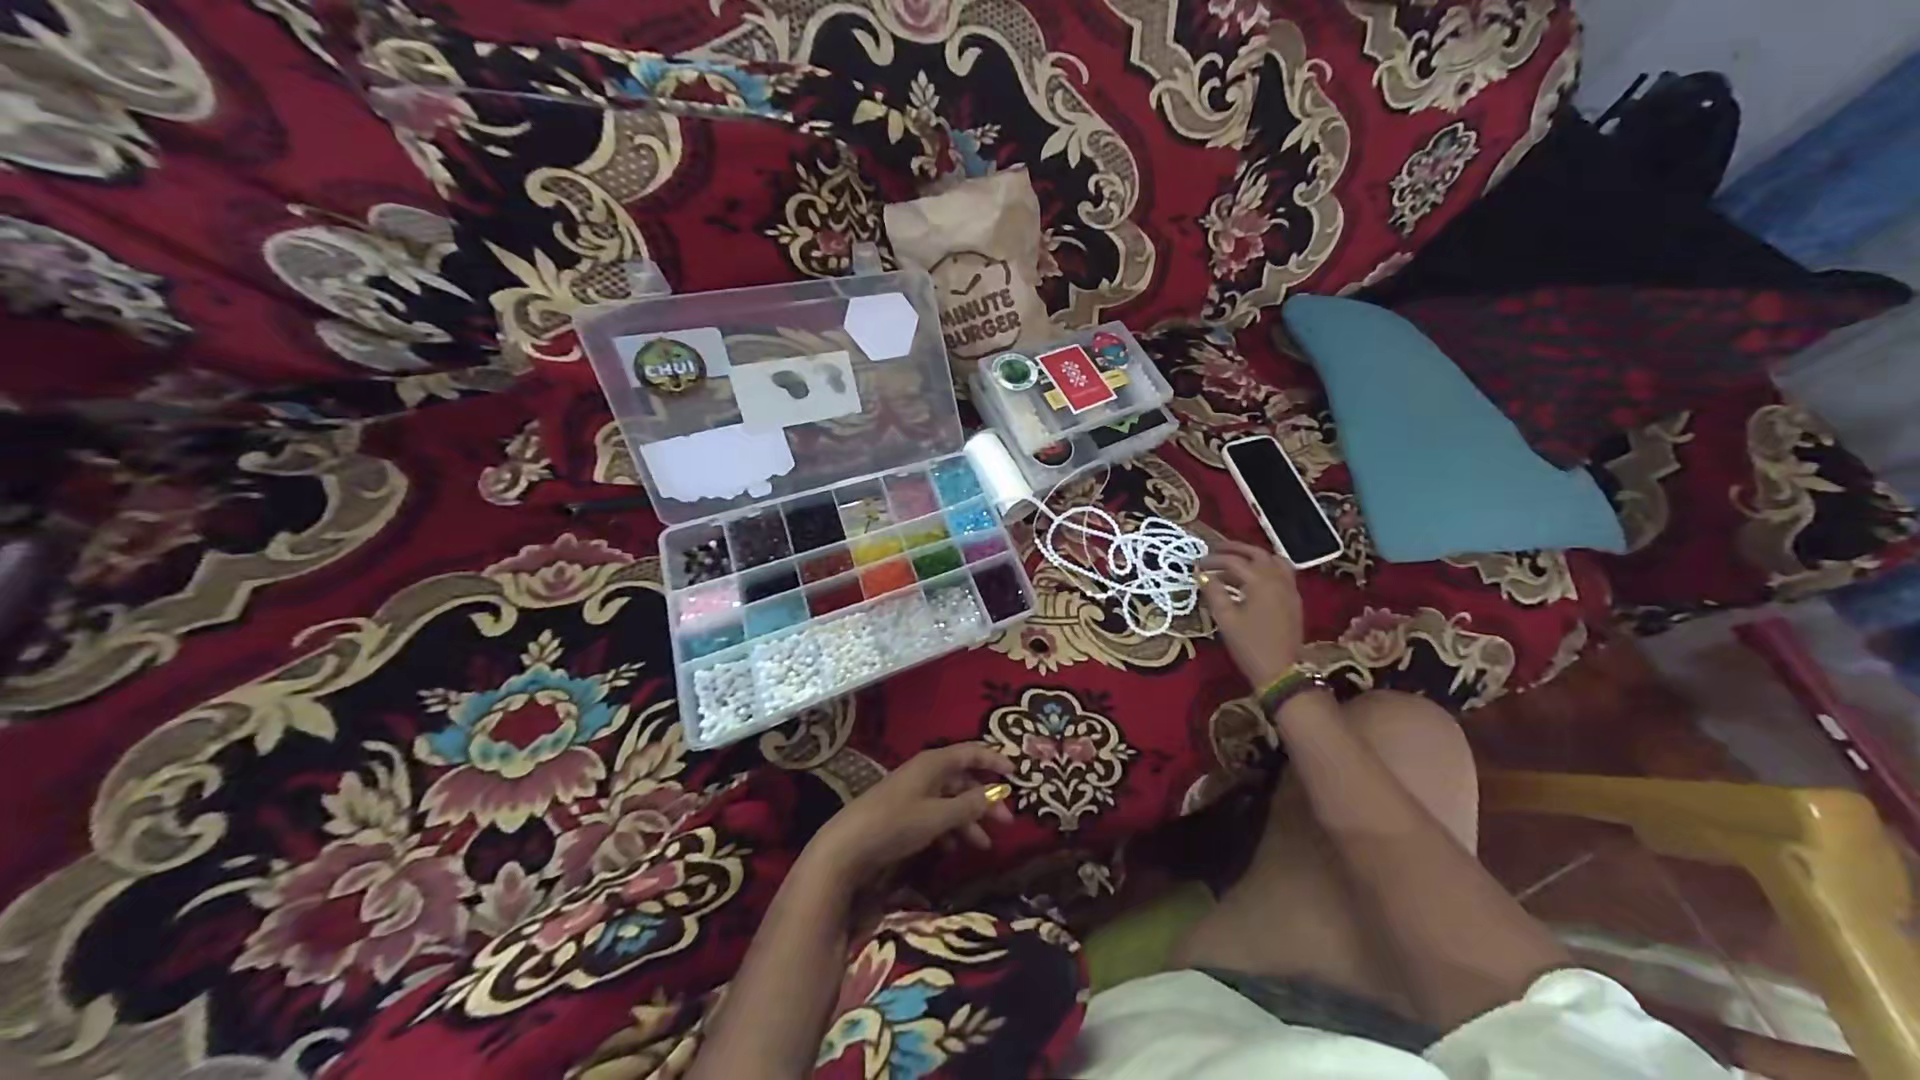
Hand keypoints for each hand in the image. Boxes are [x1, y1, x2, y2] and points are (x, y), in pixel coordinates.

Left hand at [809, 744, 1015, 883]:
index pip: (970, 752)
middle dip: (985, 799)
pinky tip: (954, 848)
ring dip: (969, 819)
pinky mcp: (902, 813)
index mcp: (933, 763)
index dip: (994, 759)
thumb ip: (969, 804)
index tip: (1017, 774)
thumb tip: (998, 792)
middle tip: (1006, 822)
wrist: (847, 848)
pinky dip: (949, 828)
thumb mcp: (938, 816)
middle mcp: (924, 772)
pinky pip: (935, 814)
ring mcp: (912, 793)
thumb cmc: (895, 824)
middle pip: (962, 779)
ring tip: (983, 844)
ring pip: (950, 800)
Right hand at [1198, 538, 1304, 689]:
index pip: (1234, 561)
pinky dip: (1266, 568)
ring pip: (1273, 561)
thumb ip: (1214, 592)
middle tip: (1215, 550)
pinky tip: (1252, 579)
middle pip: (1257, 554)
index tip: (1196, 564)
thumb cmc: (1249, 645)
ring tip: (1235, 562)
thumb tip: (1203, 575)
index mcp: (1261, 582)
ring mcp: (1290, 589)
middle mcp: (1278, 579)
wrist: (1280, 671)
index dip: (1213, 560)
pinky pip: (1282, 573)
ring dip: (1254, 557)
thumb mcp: (1225, 619)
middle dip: (1235, 549)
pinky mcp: (1294, 600)